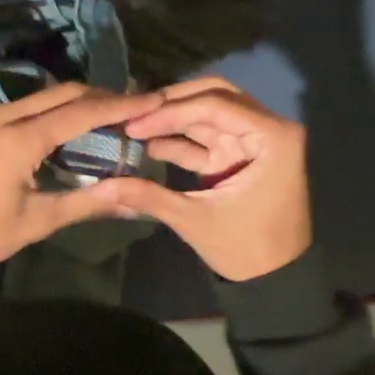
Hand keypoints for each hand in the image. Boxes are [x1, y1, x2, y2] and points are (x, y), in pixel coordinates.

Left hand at [0, 83, 163, 266]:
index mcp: (19, 139)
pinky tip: (79, 123)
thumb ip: (86, 203)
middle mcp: (4, 116)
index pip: (81, 112)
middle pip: (65, 93)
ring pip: (47, 96)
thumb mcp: (36, 222)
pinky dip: (60, 108)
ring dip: (82, 100)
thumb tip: (134, 198)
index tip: (154, 100)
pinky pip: (31, 105)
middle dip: (105, 97)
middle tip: (141, 106)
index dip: (121, 106)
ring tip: (118, 113)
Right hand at [97, 78, 310, 281]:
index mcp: (271, 137)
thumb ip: (149, 196)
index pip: (215, 105)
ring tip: (132, 127)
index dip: (170, 111)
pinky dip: (179, 139)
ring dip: (172, 119)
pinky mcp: (240, 155)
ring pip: (207, 113)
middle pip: (214, 97)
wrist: (274, 278)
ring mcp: (254, 140)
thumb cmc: (244, 247)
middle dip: (171, 104)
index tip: (133, 123)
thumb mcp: (195, 220)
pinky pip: (207, 136)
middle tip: (132, 114)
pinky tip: (146, 144)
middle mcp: (267, 129)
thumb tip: (100, 187)